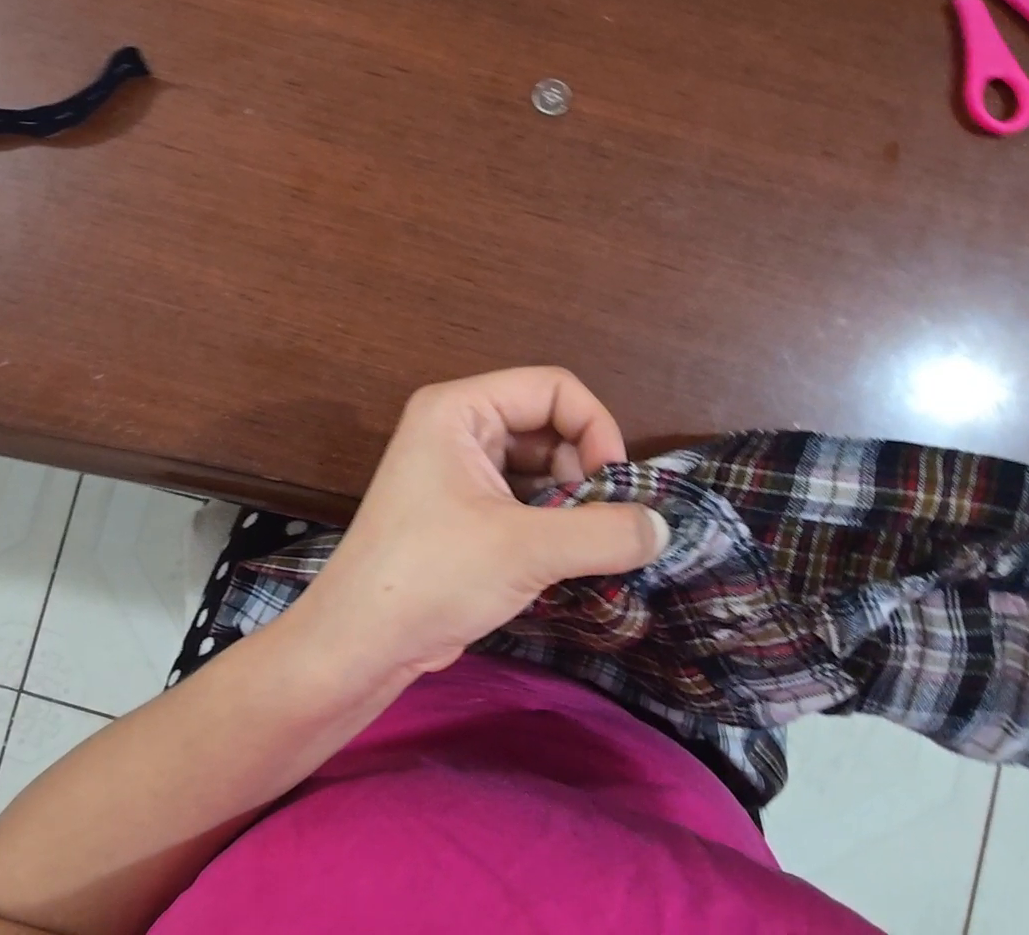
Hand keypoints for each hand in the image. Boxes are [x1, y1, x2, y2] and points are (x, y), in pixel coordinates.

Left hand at [285, 367, 668, 678]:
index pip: (552, 388)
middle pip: (546, 424)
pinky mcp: (458, 512)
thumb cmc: (434, 575)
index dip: (595, 428)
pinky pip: (520, 498)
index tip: (615, 486)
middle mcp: (454, 428)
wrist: (364, 640)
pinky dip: (550, 522)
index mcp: (458, 409)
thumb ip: (606, 533)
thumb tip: (664, 529)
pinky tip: (565, 558)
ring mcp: (454, 471)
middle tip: (601, 523)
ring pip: (537, 466)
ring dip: (570, 502)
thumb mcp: (528, 549)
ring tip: (585, 545)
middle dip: (583, 470)